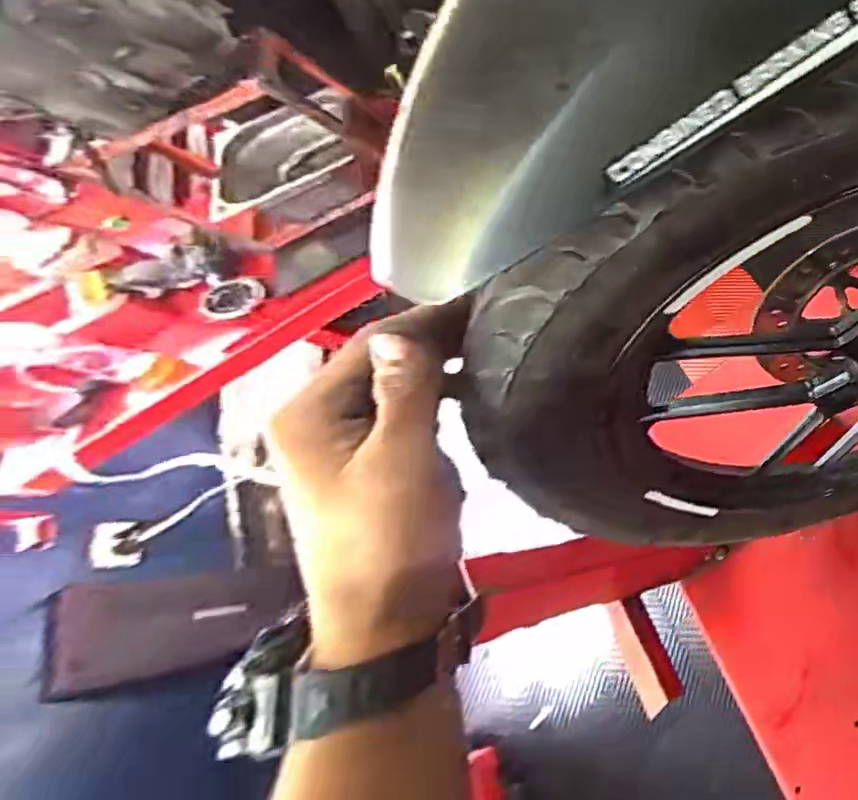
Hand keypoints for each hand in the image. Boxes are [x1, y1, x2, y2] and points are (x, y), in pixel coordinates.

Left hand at [267, 302, 468, 667]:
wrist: (386, 608)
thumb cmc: (390, 533)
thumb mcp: (402, 458)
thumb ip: (405, 392)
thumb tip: (405, 333)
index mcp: (308, 412)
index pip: (373, 342)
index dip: (429, 319)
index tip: (488, 300)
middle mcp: (315, 417)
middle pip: (378, 357)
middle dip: (434, 334)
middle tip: (498, 318)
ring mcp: (341, 437)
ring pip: (391, 378)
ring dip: (436, 359)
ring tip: (491, 344)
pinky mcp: (369, 454)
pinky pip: (400, 403)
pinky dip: (434, 386)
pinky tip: (469, 384)